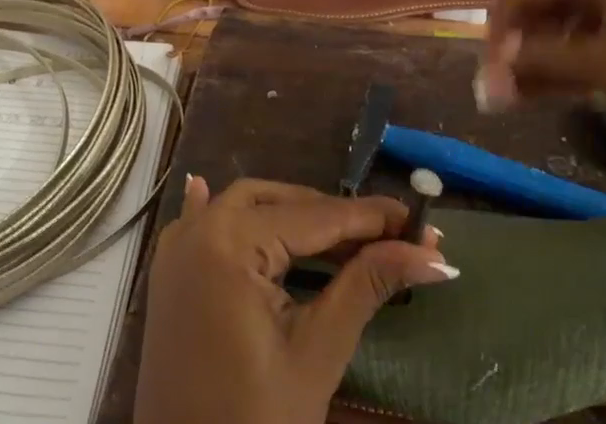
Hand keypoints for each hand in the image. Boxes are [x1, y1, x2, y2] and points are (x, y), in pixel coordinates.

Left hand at [134, 176, 455, 423]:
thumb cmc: (256, 417)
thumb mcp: (318, 349)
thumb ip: (369, 285)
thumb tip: (435, 256)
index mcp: (230, 243)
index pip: (316, 217)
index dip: (373, 219)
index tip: (424, 221)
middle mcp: (198, 231)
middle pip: (279, 204)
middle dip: (336, 217)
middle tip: (393, 236)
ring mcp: (176, 251)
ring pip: (246, 207)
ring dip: (295, 215)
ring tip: (350, 237)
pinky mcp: (169, 275)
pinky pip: (205, 222)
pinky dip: (238, 216)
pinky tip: (254, 206)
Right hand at [474, 0, 605, 125]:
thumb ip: (540, 68)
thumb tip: (487, 80)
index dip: (497, 40)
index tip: (491, 84)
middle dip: (529, 47)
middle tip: (520, 95)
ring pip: (580, 8)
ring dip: (559, 49)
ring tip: (555, 93)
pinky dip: (593, 43)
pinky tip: (596, 75)